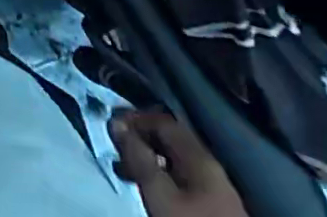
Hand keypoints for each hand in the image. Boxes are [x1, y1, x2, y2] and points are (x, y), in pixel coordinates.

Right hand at [108, 108, 245, 216]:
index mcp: (201, 158)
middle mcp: (211, 168)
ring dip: (149, 162)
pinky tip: (149, 191)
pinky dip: (161, 179)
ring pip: (175, 163)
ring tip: (124, 171)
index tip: (111, 125)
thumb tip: (117, 124)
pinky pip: (182, 183)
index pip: (164, 122)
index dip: (135, 118)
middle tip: (115, 148)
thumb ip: (138, 157)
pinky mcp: (214, 210)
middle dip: (141, 140)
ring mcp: (215, 191)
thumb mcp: (159, 194)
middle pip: (171, 142)